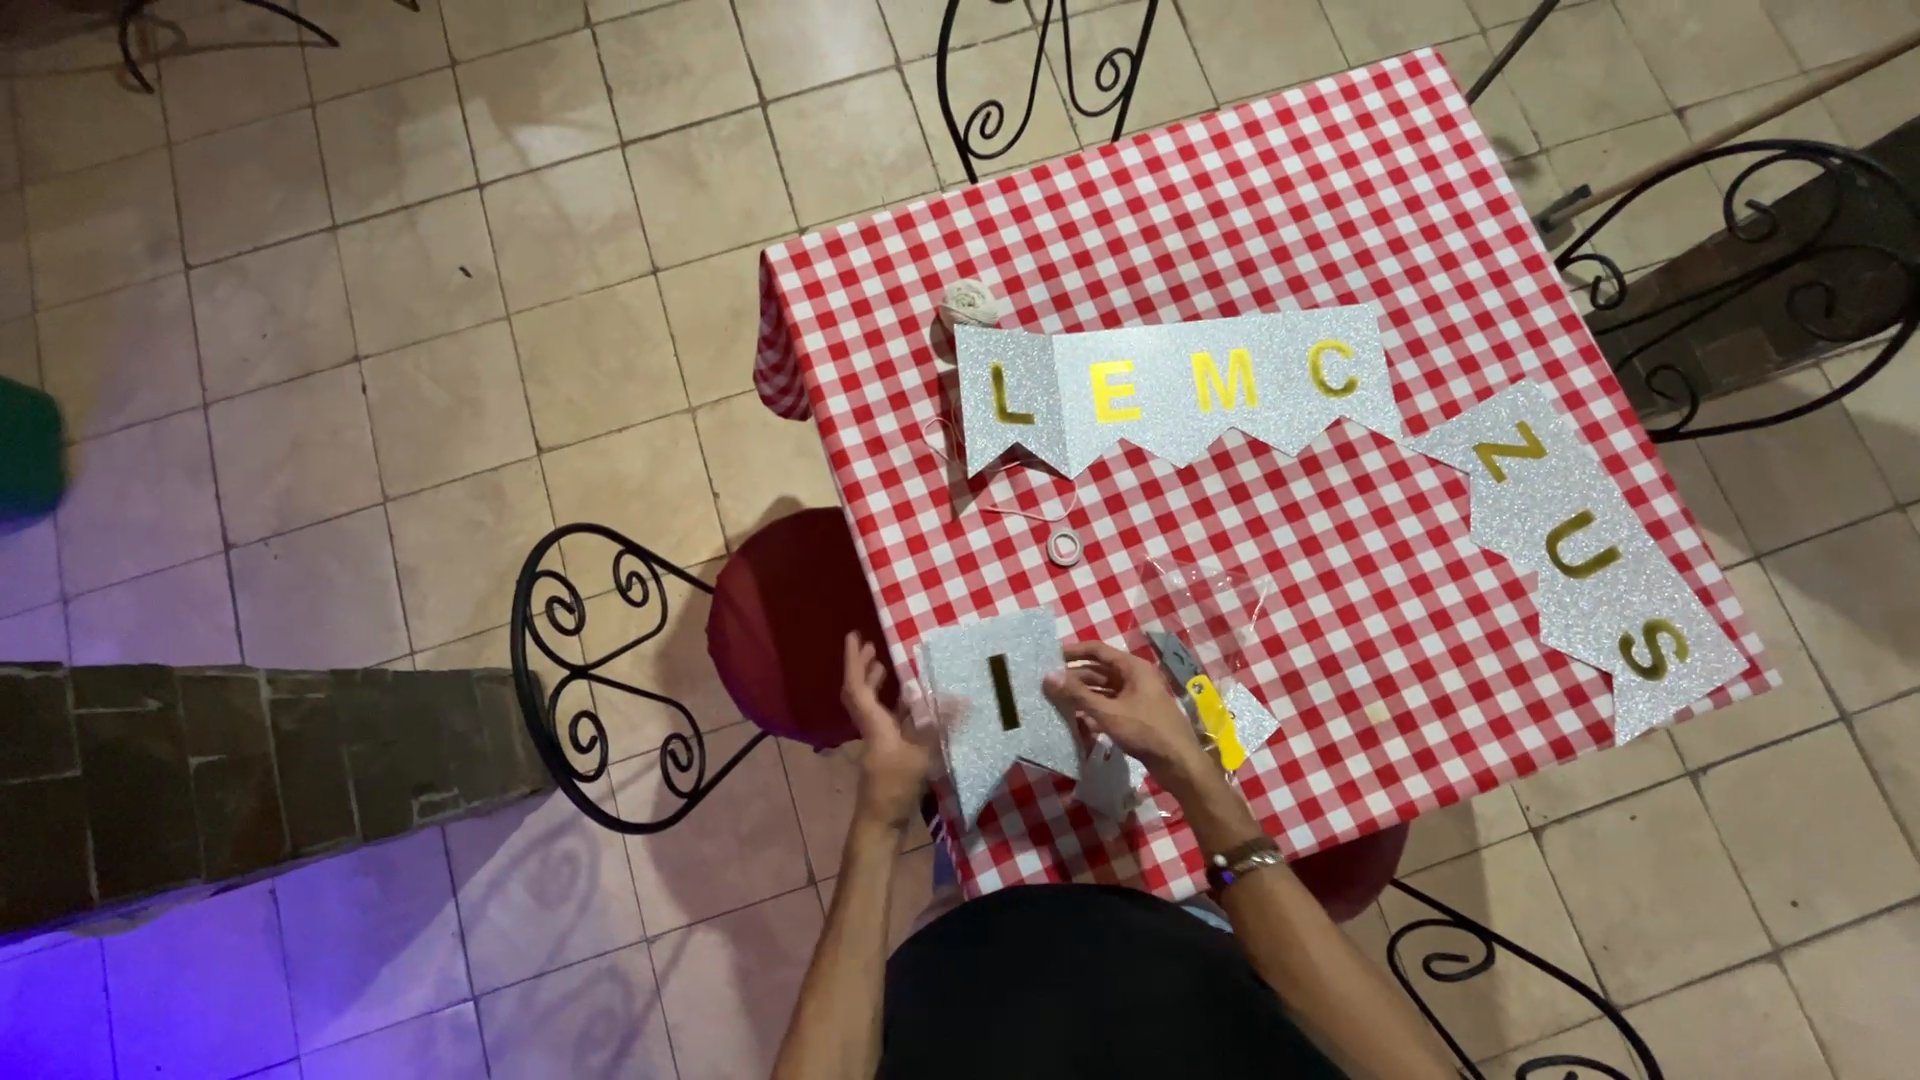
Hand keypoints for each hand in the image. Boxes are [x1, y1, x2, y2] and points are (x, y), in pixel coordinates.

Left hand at [841, 632, 935, 830]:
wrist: (880, 823)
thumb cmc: (894, 788)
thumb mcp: (919, 756)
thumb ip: (936, 727)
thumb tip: (959, 699)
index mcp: (873, 724)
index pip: (857, 686)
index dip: (854, 660)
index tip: (854, 636)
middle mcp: (871, 728)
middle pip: (859, 692)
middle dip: (863, 667)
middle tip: (873, 646)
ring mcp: (878, 741)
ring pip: (872, 706)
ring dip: (876, 684)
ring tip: (888, 666)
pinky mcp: (888, 752)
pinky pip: (887, 719)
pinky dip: (895, 705)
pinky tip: (913, 703)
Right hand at [1043, 641, 1214, 790]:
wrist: (1179, 763)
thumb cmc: (1145, 730)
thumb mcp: (1108, 712)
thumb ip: (1077, 694)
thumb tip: (1048, 677)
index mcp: (1132, 667)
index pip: (1097, 650)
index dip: (1073, 652)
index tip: (1049, 657)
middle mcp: (1135, 677)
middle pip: (1098, 671)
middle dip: (1074, 677)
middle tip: (1048, 684)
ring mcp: (1137, 697)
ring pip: (1103, 690)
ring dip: (1082, 695)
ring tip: (1056, 701)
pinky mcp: (1136, 715)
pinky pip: (1109, 706)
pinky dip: (1093, 710)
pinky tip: (1075, 720)